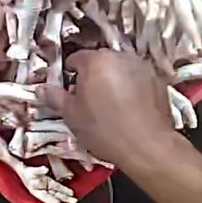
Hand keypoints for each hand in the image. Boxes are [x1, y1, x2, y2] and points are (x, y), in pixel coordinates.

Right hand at [43, 49, 185, 171]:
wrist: (146, 145)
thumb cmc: (104, 130)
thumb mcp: (72, 116)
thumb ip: (55, 98)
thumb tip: (42, 89)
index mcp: (96, 60)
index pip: (77, 59)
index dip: (71, 75)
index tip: (72, 92)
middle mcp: (121, 56)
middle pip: (101, 62)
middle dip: (95, 77)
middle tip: (91, 102)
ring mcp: (143, 67)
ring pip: (122, 70)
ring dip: (115, 82)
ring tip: (113, 107)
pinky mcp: (159, 80)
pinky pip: (139, 80)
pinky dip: (134, 89)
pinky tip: (131, 109)